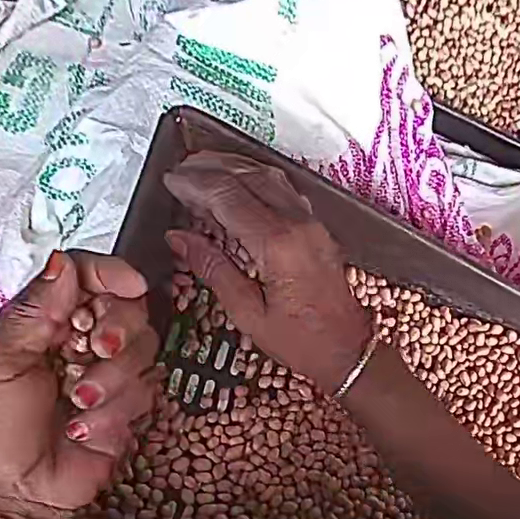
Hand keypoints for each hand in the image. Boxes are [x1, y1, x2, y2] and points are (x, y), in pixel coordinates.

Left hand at [0, 250, 159, 518]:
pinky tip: (86, 427)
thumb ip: (33, 310)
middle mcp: (81, 345)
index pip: (86, 278)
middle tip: (94, 350)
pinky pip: (147, 392)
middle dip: (118, 328)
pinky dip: (117, 410)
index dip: (111, 274)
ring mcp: (110, 376)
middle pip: (128, 309)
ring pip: (144, 350)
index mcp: (43, 324)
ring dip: (112, 378)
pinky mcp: (131, 408)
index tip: (129, 284)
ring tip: (78, 402)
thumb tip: (63, 265)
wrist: (15, 493)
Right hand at [162, 152, 372, 390]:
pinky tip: (239, 186)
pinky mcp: (319, 230)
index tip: (171, 181)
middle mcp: (299, 226)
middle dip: (209, 167)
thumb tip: (181, 240)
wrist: (348, 351)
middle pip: (247, 175)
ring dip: (233, 167)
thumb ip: (214, 270)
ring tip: (202, 172)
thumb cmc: (303, 342)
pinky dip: (256, 180)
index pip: (227, 195)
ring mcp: (313, 224)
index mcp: (278, 245)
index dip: (194, 183)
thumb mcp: (249, 314)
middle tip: (180, 172)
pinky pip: (285, 190)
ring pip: (268, 176)